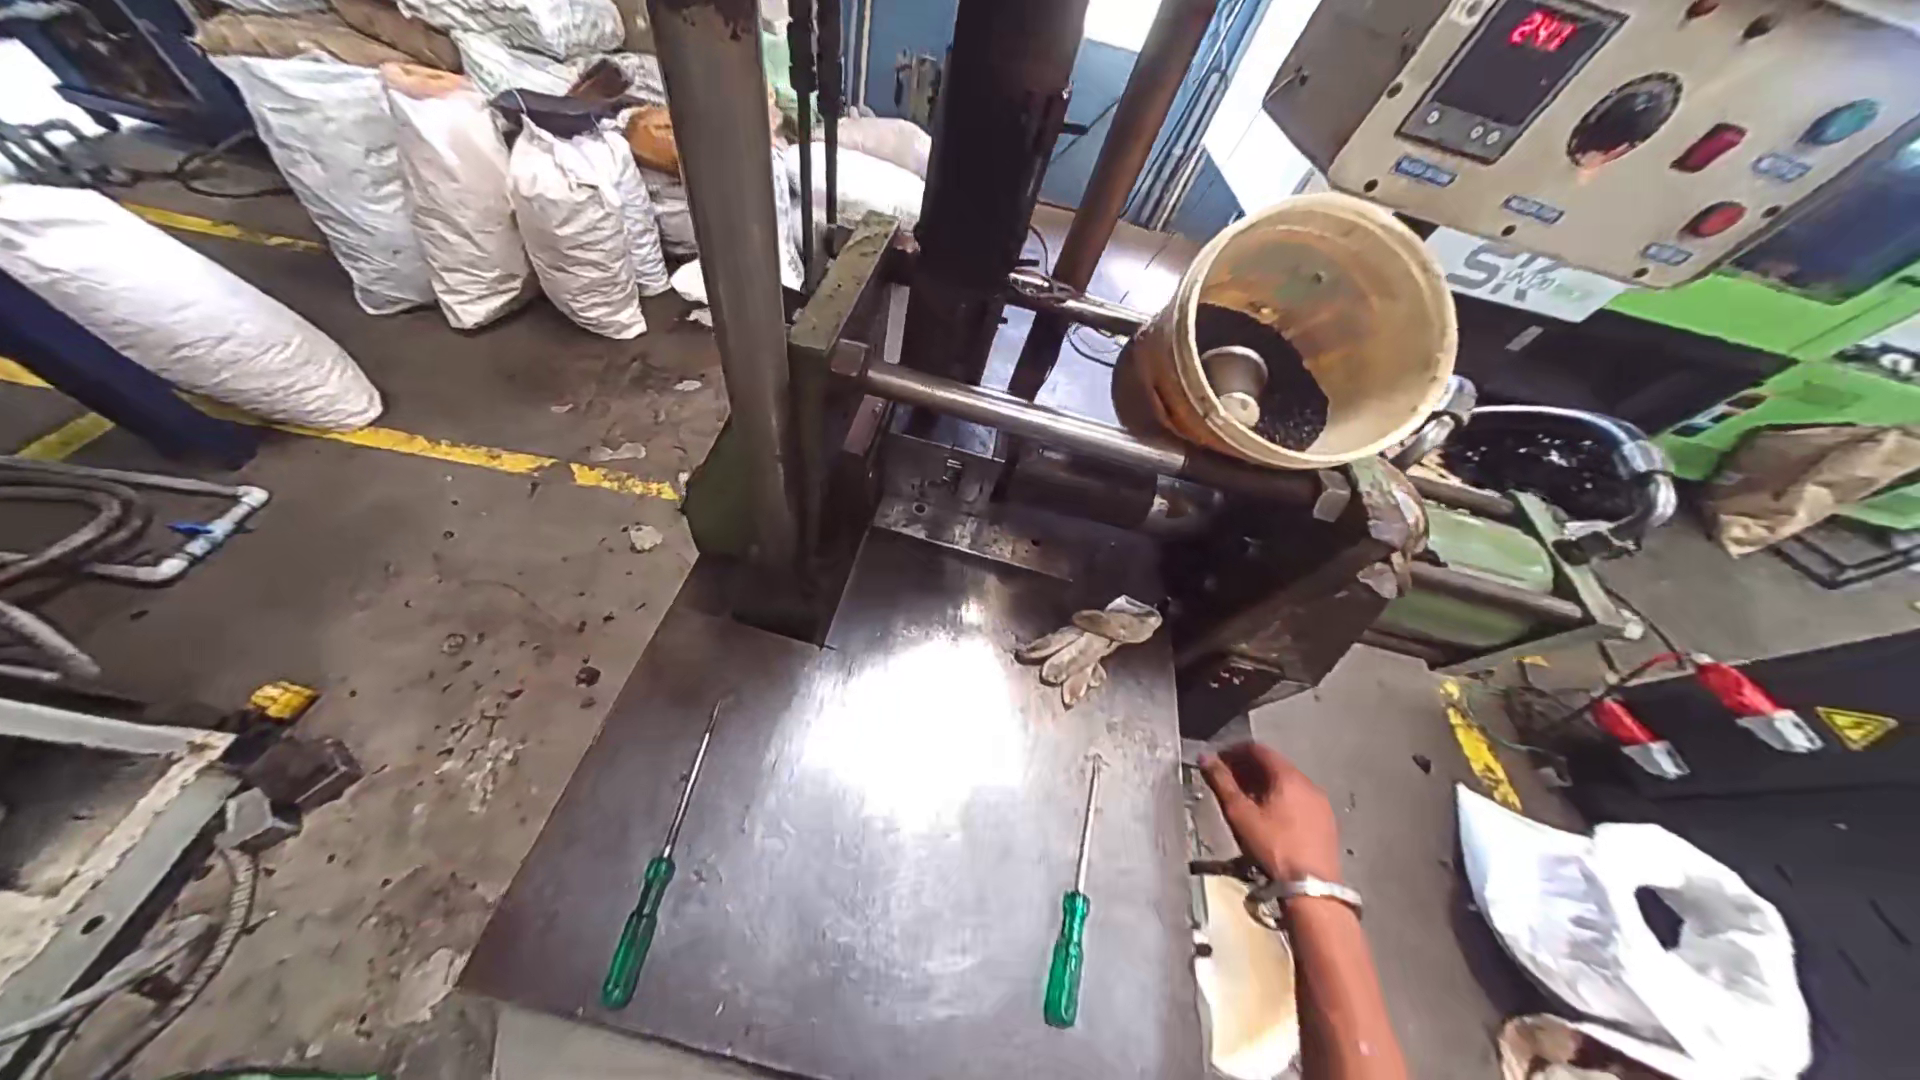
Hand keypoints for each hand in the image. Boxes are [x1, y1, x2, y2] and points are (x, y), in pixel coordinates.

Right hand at [1198, 742, 1342, 883]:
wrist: (1311, 890)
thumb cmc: (1272, 846)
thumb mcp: (1239, 813)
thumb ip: (1221, 781)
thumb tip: (1205, 757)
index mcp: (1288, 777)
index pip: (1258, 749)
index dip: (1235, 751)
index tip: (1218, 762)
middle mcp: (1308, 783)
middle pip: (1274, 764)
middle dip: (1248, 768)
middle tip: (1227, 780)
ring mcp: (1321, 803)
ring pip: (1287, 782)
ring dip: (1263, 783)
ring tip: (1244, 799)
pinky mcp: (1326, 821)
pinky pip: (1298, 798)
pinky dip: (1280, 798)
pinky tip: (1268, 816)